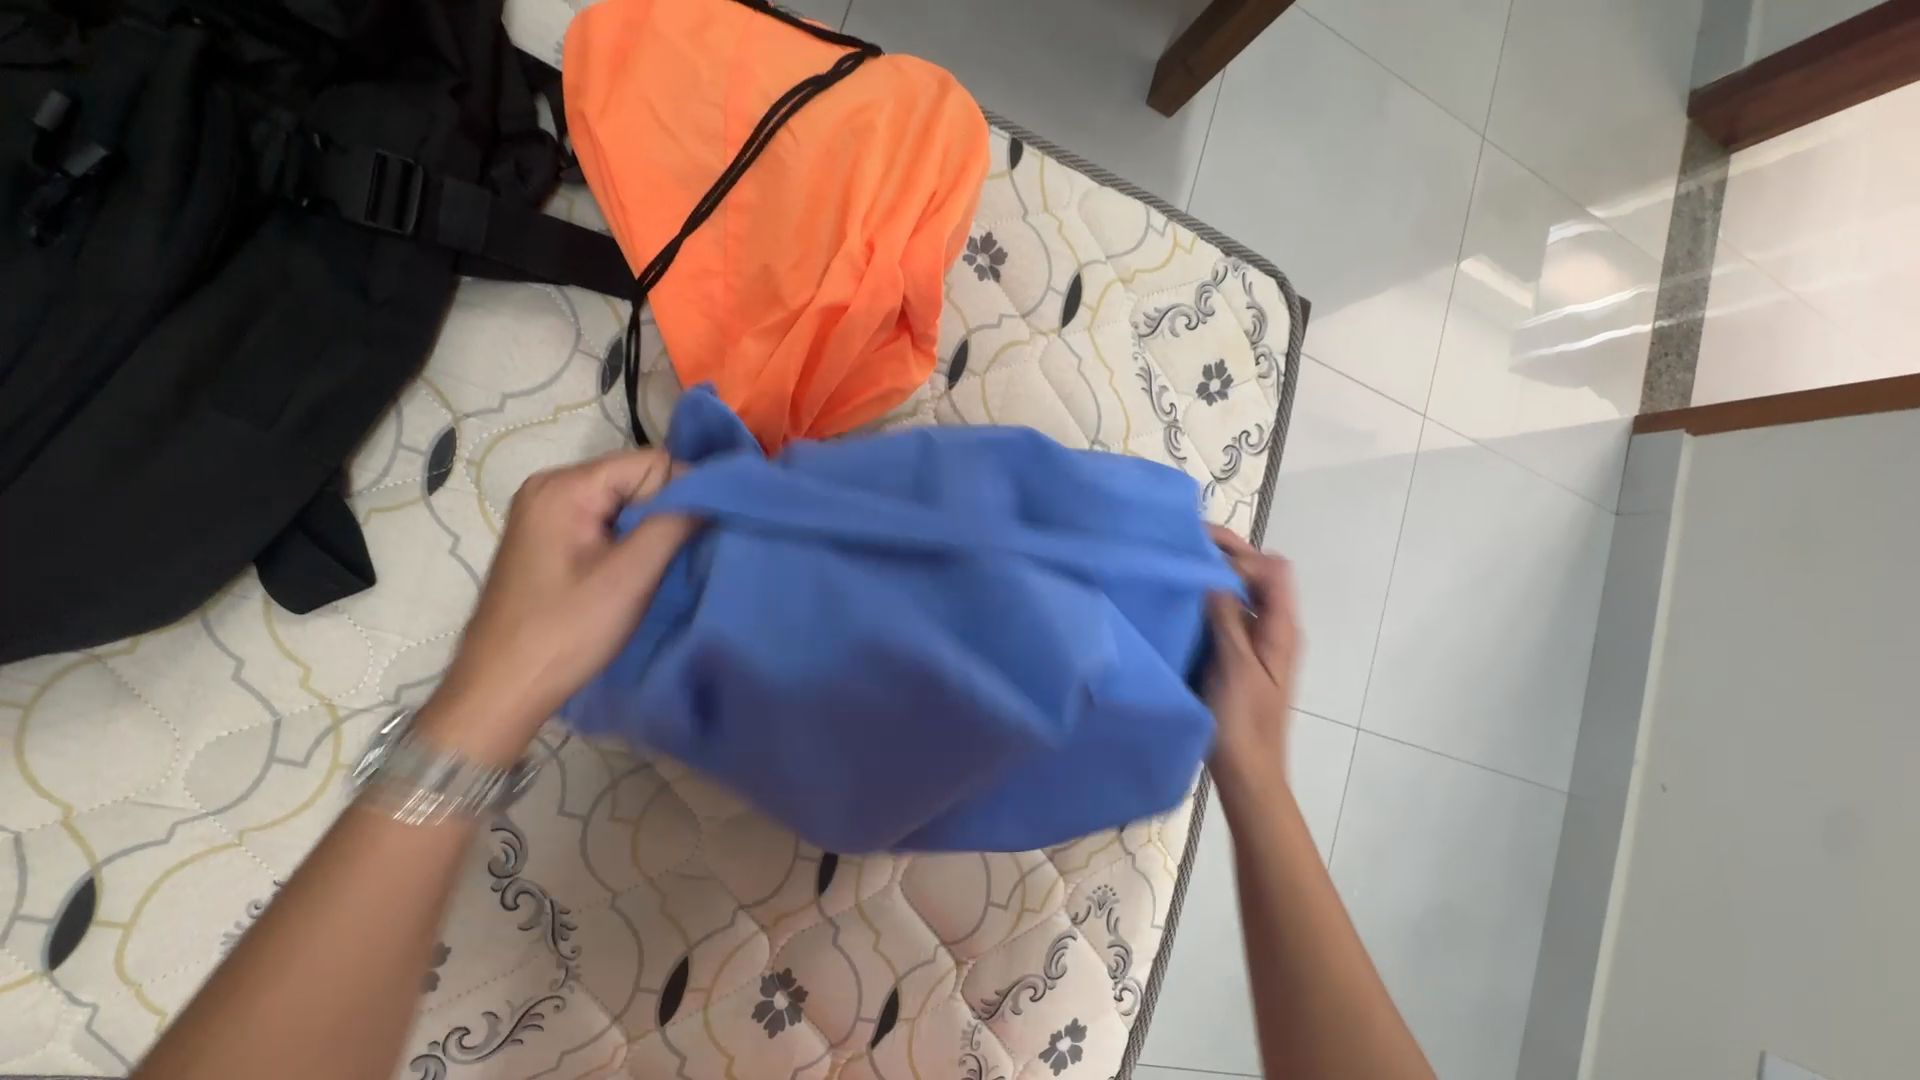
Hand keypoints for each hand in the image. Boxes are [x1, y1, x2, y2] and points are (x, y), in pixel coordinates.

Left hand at [417, 449, 696, 762]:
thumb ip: (675, 523)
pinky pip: (606, 523)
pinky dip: (632, 540)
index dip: (688, 488)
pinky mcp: (550, 540)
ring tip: (673, 560)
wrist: (503, 688)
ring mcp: (546, 514)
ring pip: (625, 504)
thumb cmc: (567, 630)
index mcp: (564, 487)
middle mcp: (550, 488)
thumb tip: (716, 491)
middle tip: (696, 547)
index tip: (714, 525)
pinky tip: (643, 569)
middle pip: (636, 480)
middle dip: (671, 508)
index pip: (650, 463)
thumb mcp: (631, 575)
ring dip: (654, 528)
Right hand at [1204, 525, 1301, 808]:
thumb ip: (1227, 621)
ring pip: (1239, 592)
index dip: (1241, 555)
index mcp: (1282, 628)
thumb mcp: (1235, 669)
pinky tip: (1178, 601)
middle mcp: (1272, 627)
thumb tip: (1213, 579)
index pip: (1273, 569)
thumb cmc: (1244, 724)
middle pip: (1258, 575)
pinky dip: (1205, 599)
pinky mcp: (1236, 654)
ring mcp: (1255, 641)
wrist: (1248, 773)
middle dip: (1224, 554)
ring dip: (1213, 575)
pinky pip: (1224, 613)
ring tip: (1175, 566)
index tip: (1200, 554)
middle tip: (1181, 542)